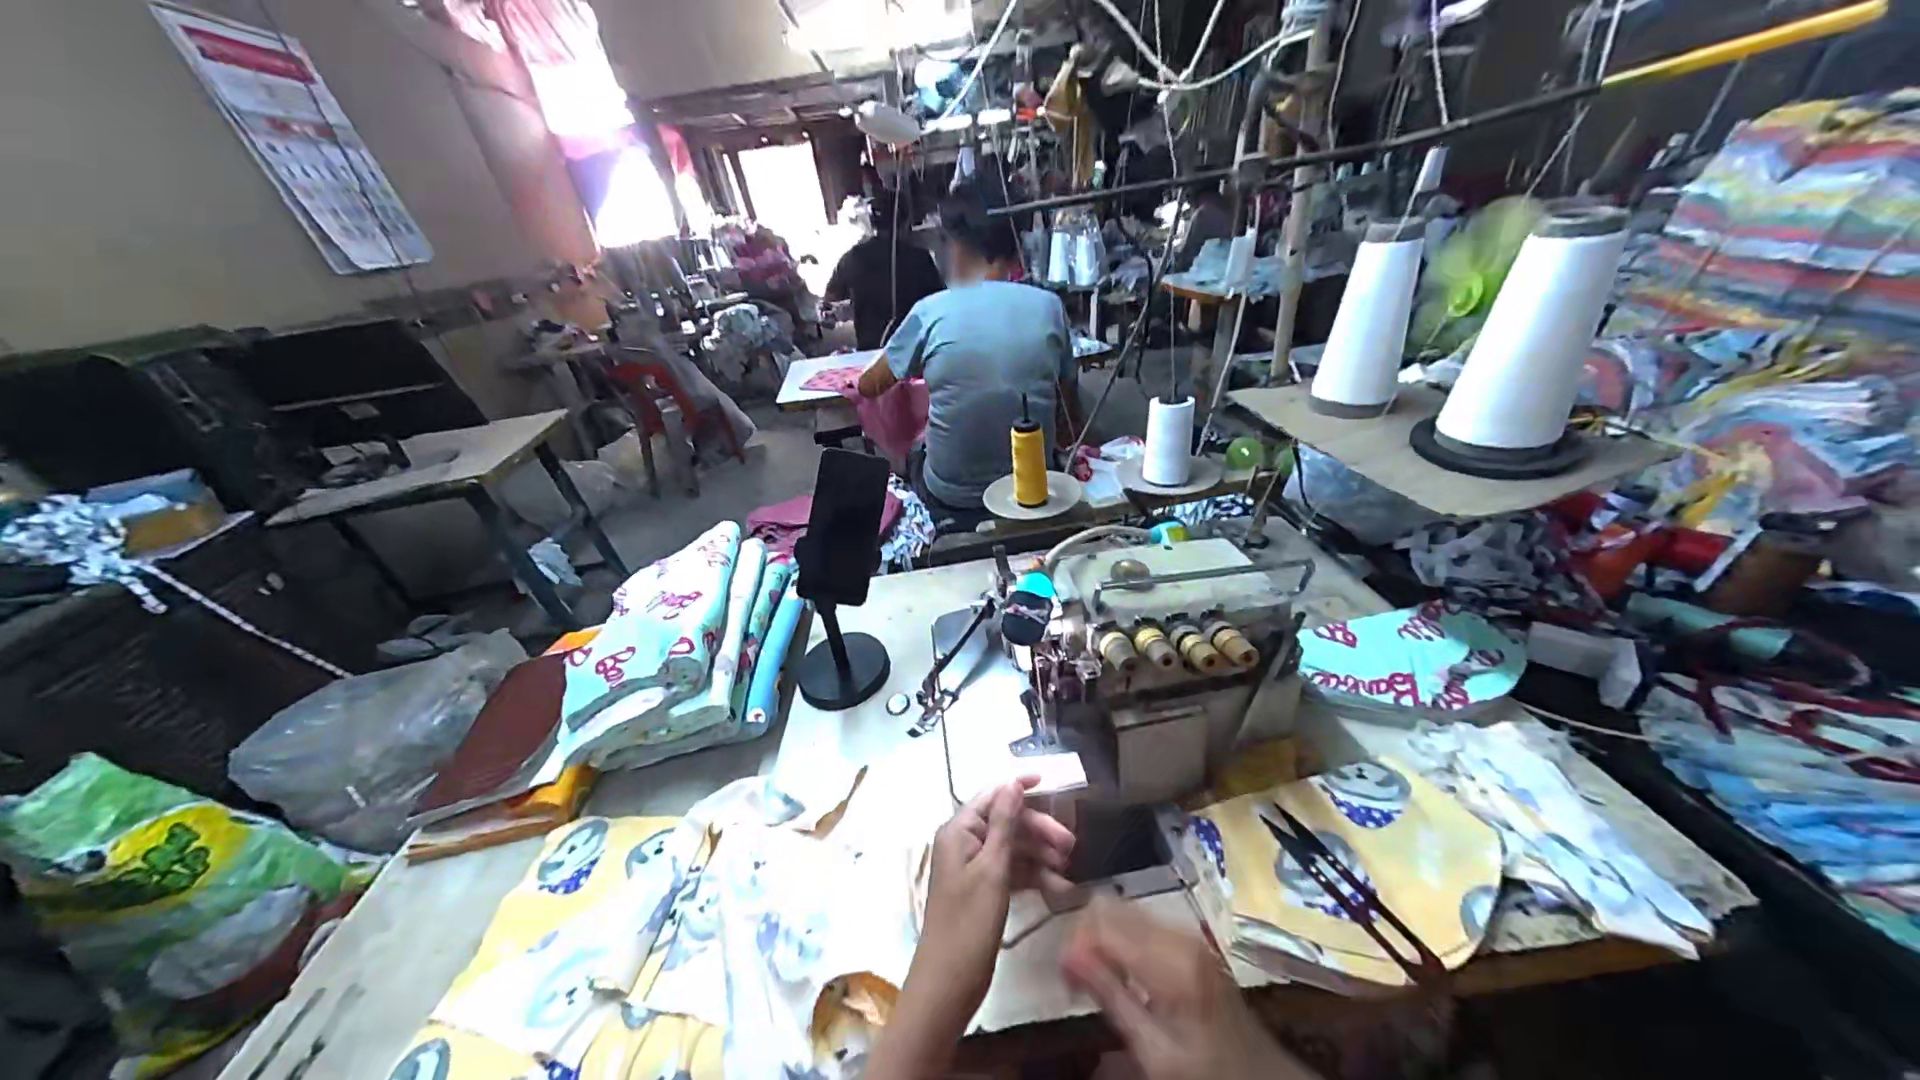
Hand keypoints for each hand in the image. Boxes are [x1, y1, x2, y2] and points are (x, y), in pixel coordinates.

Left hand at [865, 778, 1072, 1079]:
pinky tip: (1058, 888)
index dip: (1019, 787)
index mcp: (959, 830)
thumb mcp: (992, 869)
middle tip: (1070, 845)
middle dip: (1038, 830)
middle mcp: (964, 842)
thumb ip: (1004, 824)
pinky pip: (1012, 872)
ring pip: (1013, 848)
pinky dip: (1033, 877)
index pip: (992, 795)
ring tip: (1068, 868)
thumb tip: (1013, 783)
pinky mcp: (984, 890)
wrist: (949, 983)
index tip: (1049, 782)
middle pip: (1006, 822)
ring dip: (1040, 855)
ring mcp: (974, 867)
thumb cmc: (969, 923)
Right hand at [1061, 897, 1313, 1079]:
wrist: (1260, 1075)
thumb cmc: (1205, 1071)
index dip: (1075, 942)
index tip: (1064, 977)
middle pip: (1109, 905)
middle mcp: (1176, 933)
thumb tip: (1066, 954)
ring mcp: (1184, 931)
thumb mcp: (1153, 1050)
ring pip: (1121, 907)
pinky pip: (1138, 919)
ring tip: (1094, 976)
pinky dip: (1119, 937)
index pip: (1101, 918)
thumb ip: (1110, 996)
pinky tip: (1119, 971)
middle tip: (1075, 978)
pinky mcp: (1186, 937)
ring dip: (1100, 935)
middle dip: (1085, 935)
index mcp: (1169, 959)